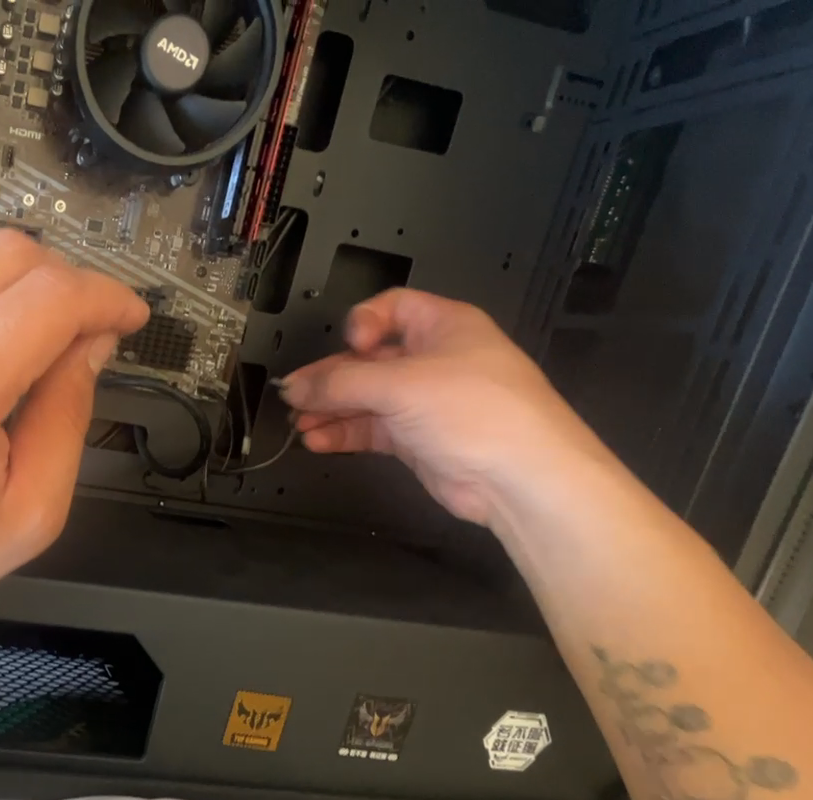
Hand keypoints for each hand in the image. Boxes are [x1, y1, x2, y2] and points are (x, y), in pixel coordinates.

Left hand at [0, 225, 149, 648]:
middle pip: (10, 254)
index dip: (107, 297)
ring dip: (9, 269)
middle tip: (82, 330)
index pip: (53, 297)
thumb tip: (90, 345)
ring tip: (25, 322)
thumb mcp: (30, 514)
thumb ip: (69, 417)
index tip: (128, 317)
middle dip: (66, 281)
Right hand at [278, 288, 620, 527]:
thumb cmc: (475, 412)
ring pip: (364, 398)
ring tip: (298, 424)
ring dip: (329, 410)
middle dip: (329, 378)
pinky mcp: (415, 439)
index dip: (363, 324)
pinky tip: (317, 441)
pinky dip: (342, 433)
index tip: (347, 348)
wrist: (520, 478)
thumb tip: (292, 388)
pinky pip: (369, 429)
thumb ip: (340, 384)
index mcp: (444, 327)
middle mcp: (433, 360)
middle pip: (367, 360)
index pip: (391, 308)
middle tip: (293, 396)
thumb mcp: (402, 385)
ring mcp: (423, 402)